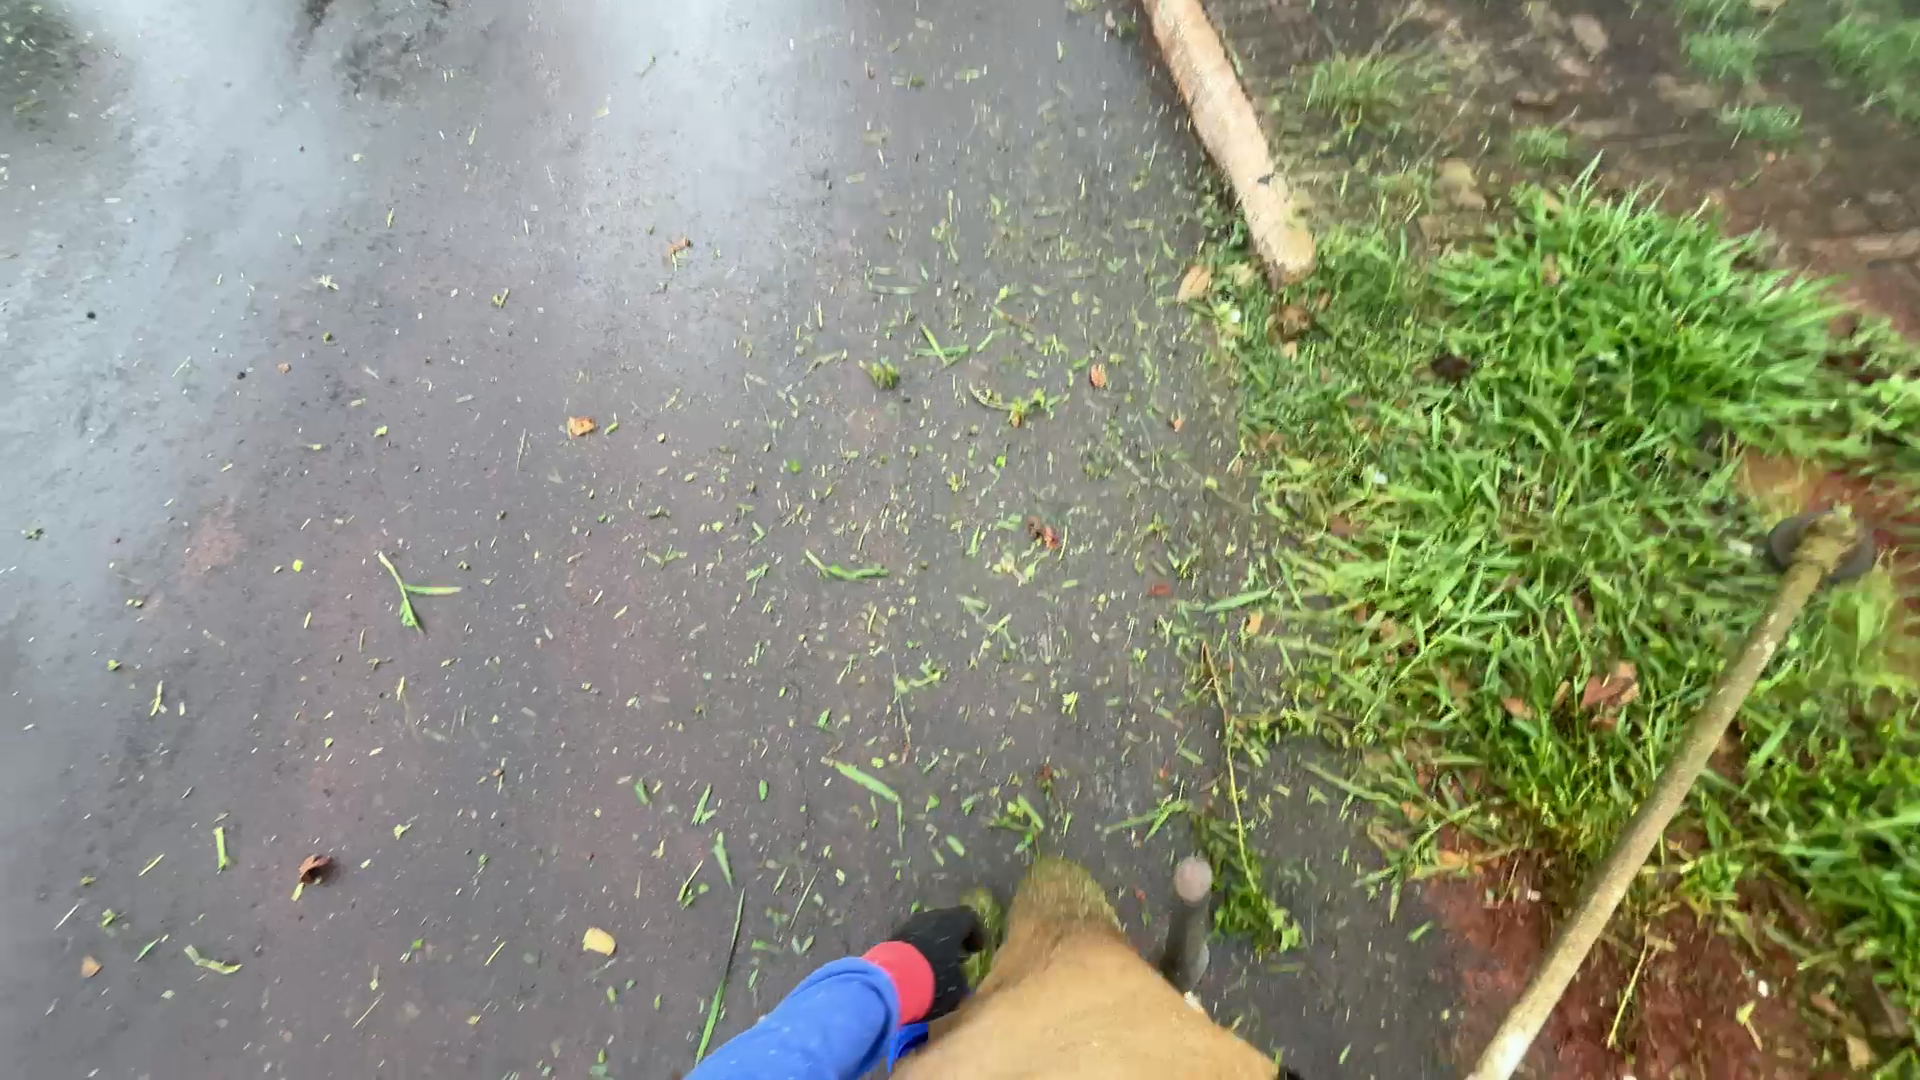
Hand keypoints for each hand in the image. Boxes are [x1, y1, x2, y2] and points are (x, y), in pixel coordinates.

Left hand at [866, 906, 985, 1023]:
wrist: (892, 980)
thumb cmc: (933, 979)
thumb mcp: (957, 987)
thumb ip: (962, 978)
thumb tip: (962, 979)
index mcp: (953, 922)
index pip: (970, 917)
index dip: (976, 933)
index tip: (977, 950)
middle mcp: (933, 916)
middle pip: (948, 920)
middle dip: (954, 937)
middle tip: (958, 956)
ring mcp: (912, 923)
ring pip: (929, 928)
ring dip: (936, 943)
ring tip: (937, 963)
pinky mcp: (895, 935)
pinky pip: (914, 937)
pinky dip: (920, 948)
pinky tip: (919, 966)